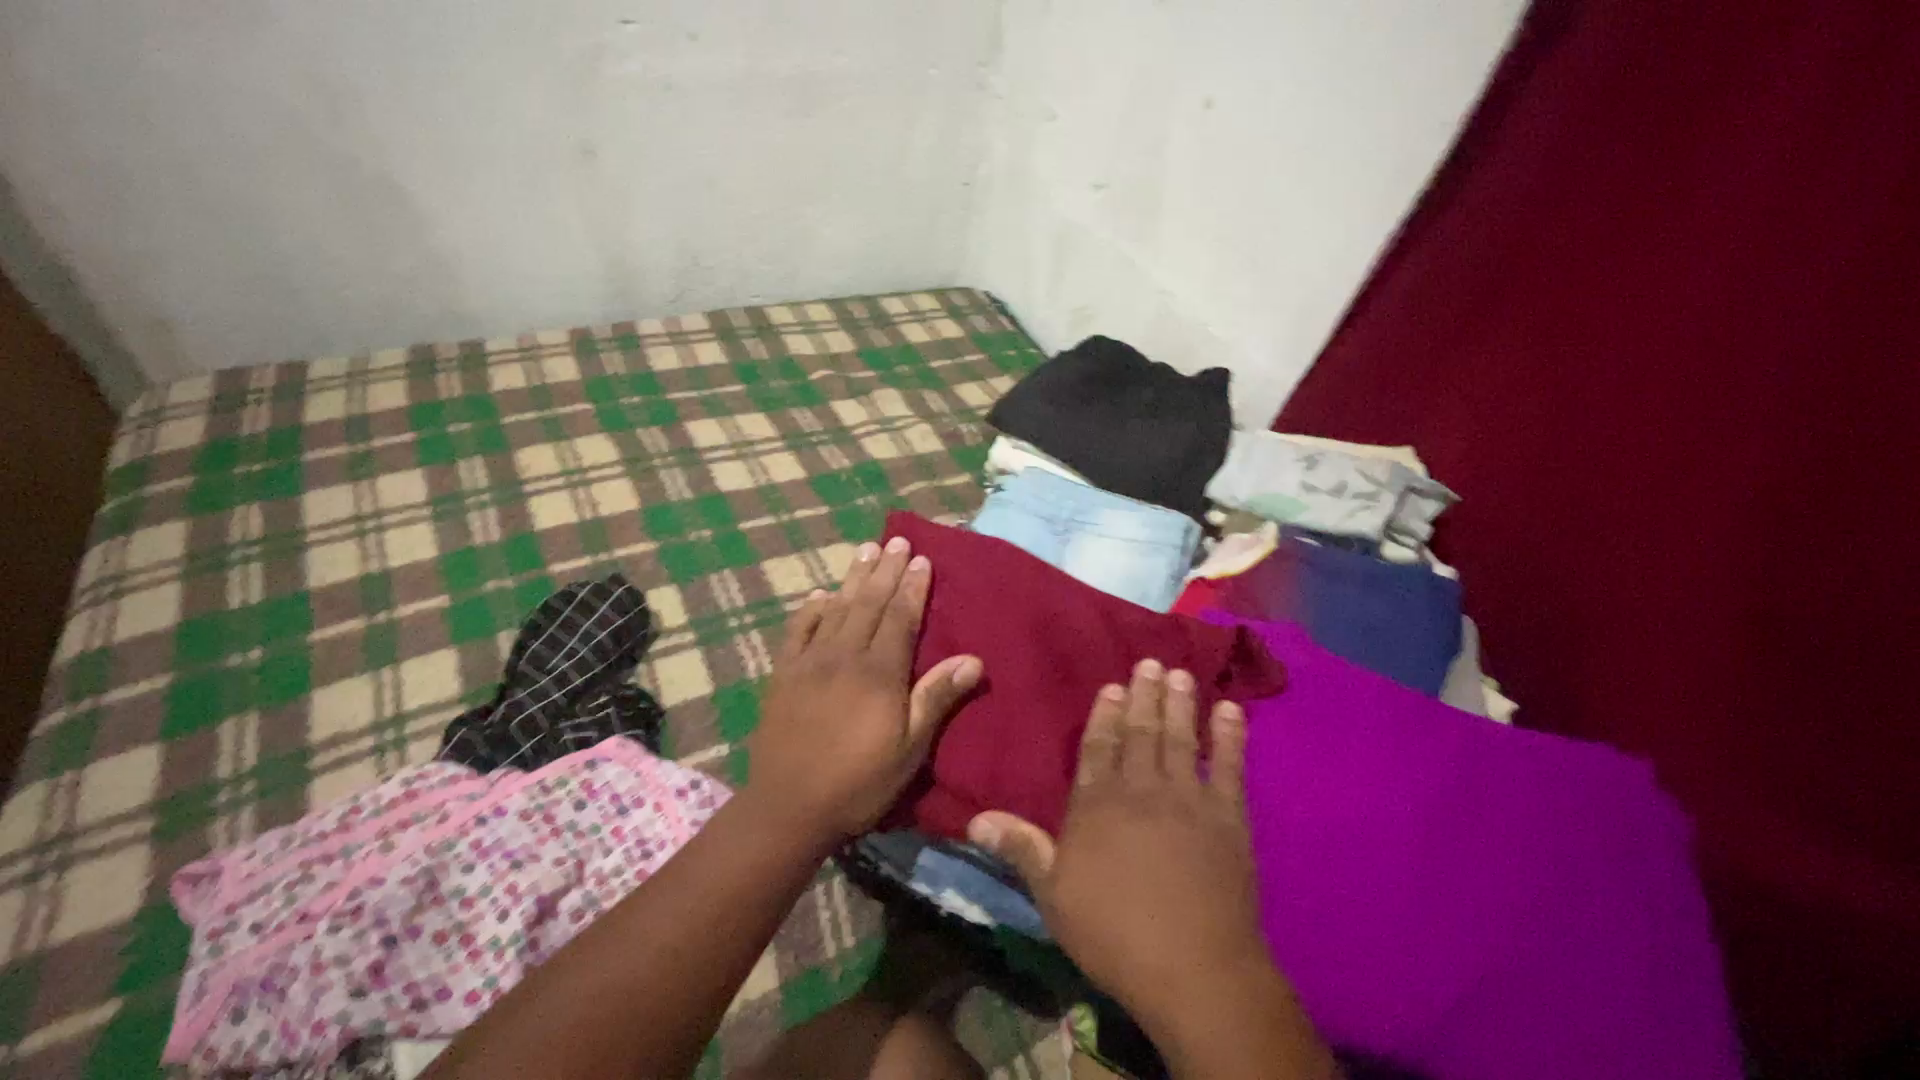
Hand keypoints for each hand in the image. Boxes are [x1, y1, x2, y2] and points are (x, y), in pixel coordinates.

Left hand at [747, 535, 982, 842]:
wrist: (788, 806)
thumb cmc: (859, 782)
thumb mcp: (909, 749)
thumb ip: (936, 699)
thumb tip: (973, 658)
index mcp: (879, 673)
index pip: (900, 618)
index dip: (913, 587)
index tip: (922, 559)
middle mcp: (843, 656)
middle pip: (868, 604)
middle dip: (886, 571)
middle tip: (898, 540)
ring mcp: (809, 663)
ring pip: (835, 609)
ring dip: (853, 578)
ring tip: (866, 550)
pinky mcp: (782, 675)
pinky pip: (797, 631)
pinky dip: (810, 610)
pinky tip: (819, 596)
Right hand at [967, 659, 1266, 1025]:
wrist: (1193, 966)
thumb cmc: (1113, 933)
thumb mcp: (1053, 894)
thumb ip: (1020, 848)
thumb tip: (974, 818)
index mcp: (1096, 804)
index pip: (1098, 747)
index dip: (1104, 715)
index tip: (1112, 686)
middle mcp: (1140, 789)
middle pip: (1141, 732)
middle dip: (1143, 696)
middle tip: (1150, 663)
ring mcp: (1188, 798)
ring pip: (1180, 738)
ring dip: (1180, 703)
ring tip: (1179, 673)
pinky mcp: (1227, 816)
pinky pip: (1229, 764)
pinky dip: (1229, 735)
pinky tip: (1230, 710)